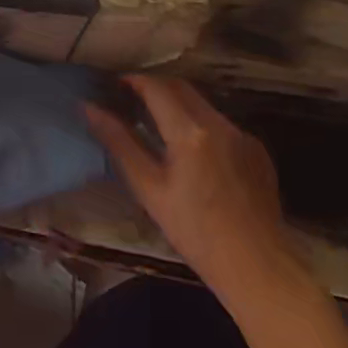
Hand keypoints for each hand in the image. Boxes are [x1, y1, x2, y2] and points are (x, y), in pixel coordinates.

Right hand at [83, 74, 304, 293]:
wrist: (258, 266)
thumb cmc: (194, 230)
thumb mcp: (147, 187)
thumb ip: (119, 141)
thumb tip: (89, 108)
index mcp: (190, 133)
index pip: (157, 88)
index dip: (133, 80)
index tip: (114, 84)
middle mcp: (221, 125)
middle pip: (182, 88)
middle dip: (155, 87)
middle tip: (130, 99)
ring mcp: (244, 138)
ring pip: (203, 106)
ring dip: (177, 105)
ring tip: (156, 124)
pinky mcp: (258, 152)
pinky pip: (222, 125)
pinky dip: (199, 125)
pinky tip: (190, 151)